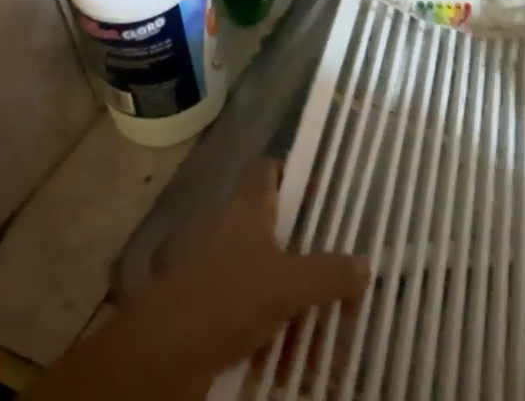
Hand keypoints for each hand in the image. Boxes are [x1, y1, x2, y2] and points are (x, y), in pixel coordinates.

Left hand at [25, 162, 368, 400]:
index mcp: (247, 210)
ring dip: (290, 297)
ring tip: (323, 319)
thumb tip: (364, 266)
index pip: (268, 171)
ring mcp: (213, 271)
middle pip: (271, 227)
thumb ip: (330, 273)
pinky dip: (269, 331)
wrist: (160, 354)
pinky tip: (289, 354)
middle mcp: (228, 232)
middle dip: (304, 248)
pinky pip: (247, 314)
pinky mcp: (204, 308)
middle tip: (337, 262)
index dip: (293, 172)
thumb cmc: (227, 298)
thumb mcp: (290, 285)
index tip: (321, 188)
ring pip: (262, 275)